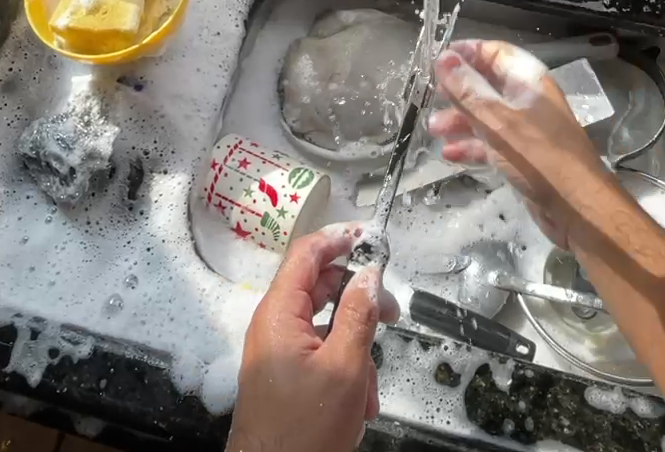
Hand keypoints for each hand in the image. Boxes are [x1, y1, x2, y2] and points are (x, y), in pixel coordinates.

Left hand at [228, 222, 396, 451]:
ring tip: (369, 387)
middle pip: (319, 288)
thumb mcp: (344, 368)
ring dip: (355, 347)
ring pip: (325, 326)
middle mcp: (274, 324)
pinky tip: (359, 403)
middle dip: (358, 301)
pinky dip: (343, 369)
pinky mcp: (285, 375)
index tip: (369, 236)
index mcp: (279, 312)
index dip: (338, 238)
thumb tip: (370, 273)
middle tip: (391, 311)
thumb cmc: (305, 427)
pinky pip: (320, 354)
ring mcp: (278, 351)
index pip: (306, 253)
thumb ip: (359, 315)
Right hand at [427, 40, 613, 247]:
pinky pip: (491, 143)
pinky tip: (450, 153)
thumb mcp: (497, 121)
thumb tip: (443, 58)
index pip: (495, 53)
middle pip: (487, 85)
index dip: (467, 53)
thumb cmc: (538, 158)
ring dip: (459, 120)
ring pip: (486, 115)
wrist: (578, 209)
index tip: (438, 60)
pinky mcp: (522, 156)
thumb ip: (468, 90)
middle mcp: (527, 100)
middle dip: (458, 90)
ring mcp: (525, 129)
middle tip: (431, 96)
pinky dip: (471, 146)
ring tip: (434, 129)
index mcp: (528, 82)